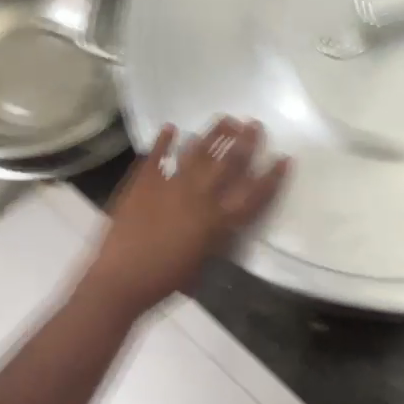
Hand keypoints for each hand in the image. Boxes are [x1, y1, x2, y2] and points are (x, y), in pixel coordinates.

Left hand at [77, 117, 289, 316]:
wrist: (120, 281)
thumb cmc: (164, 283)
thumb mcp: (201, 266)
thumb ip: (214, 241)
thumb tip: (222, 226)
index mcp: (217, 223)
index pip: (252, 195)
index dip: (271, 177)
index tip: (283, 157)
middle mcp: (199, 198)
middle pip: (227, 164)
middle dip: (244, 142)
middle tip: (254, 123)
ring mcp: (169, 187)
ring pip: (197, 154)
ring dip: (212, 135)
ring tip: (224, 119)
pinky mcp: (142, 184)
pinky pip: (156, 156)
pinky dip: (163, 141)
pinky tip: (171, 128)